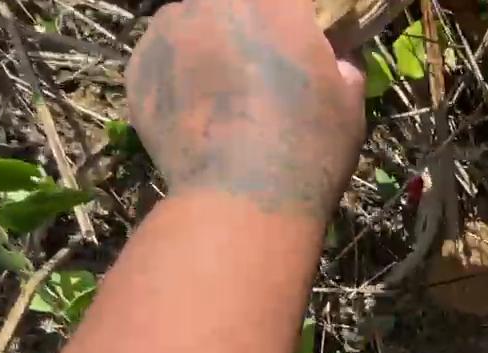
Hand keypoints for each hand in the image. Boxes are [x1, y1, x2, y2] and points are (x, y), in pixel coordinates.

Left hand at [127, 0, 365, 222]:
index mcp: (272, 2)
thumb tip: (336, 56)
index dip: (300, 24)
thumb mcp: (350, 107)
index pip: (289, 2)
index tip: (308, 51)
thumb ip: (342, 66)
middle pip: (234, 8)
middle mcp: (211, 0)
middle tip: (269, 83)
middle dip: (250, 36)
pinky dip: (184, 86)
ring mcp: (166, 30)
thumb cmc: (311, 148)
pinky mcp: (137, 68)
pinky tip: (207, 126)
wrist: (246, 199)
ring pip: (195, 30)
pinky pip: (166, 65)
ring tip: (234, 109)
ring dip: (213, 55)